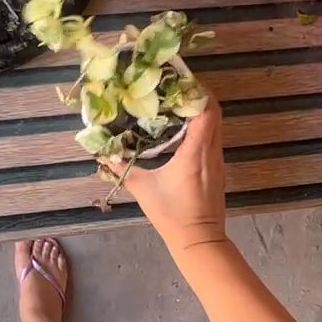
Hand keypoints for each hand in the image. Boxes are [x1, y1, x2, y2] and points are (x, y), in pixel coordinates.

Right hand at [117, 101, 228, 256]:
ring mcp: (218, 161)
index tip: (179, 81)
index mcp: (195, 152)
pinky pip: (213, 138)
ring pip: (216, 125)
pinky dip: (202, 127)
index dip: (196, 92)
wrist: (199, 240)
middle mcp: (211, 152)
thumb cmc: (172, 215)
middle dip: (198, 96)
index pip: (206, 111)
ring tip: (177, 104)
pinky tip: (183, 130)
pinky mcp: (217, 170)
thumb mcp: (143, 189)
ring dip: (201, 111)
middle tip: (175, 88)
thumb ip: (122, 169)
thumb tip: (103, 154)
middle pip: (214, 112)